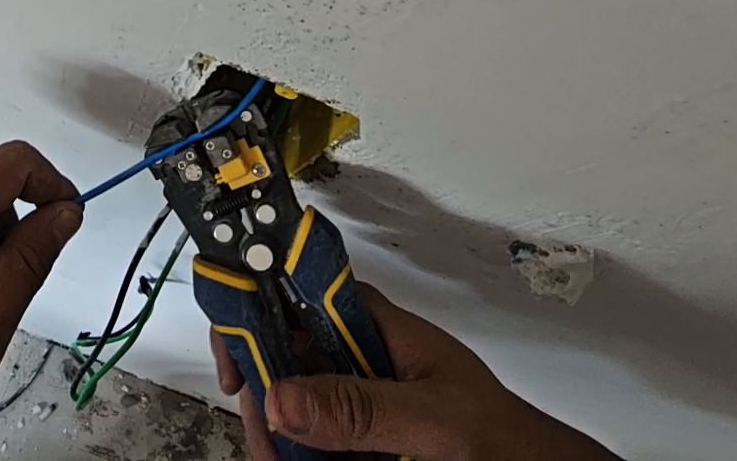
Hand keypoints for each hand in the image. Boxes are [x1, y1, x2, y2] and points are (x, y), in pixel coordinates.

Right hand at [214, 283, 617, 460]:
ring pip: (288, 395)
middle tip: (263, 443)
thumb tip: (283, 398)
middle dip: (261, 392)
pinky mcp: (355, 427)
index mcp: (370, 321)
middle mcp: (352, 346)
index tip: (233, 360)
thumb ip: (363, 408)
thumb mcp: (434, 420)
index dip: (253, 311)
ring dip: (275, 432)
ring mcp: (353, 388)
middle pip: (280, 349)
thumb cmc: (503, 438)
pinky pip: (309, 432)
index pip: (297, 291)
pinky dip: (296, 452)